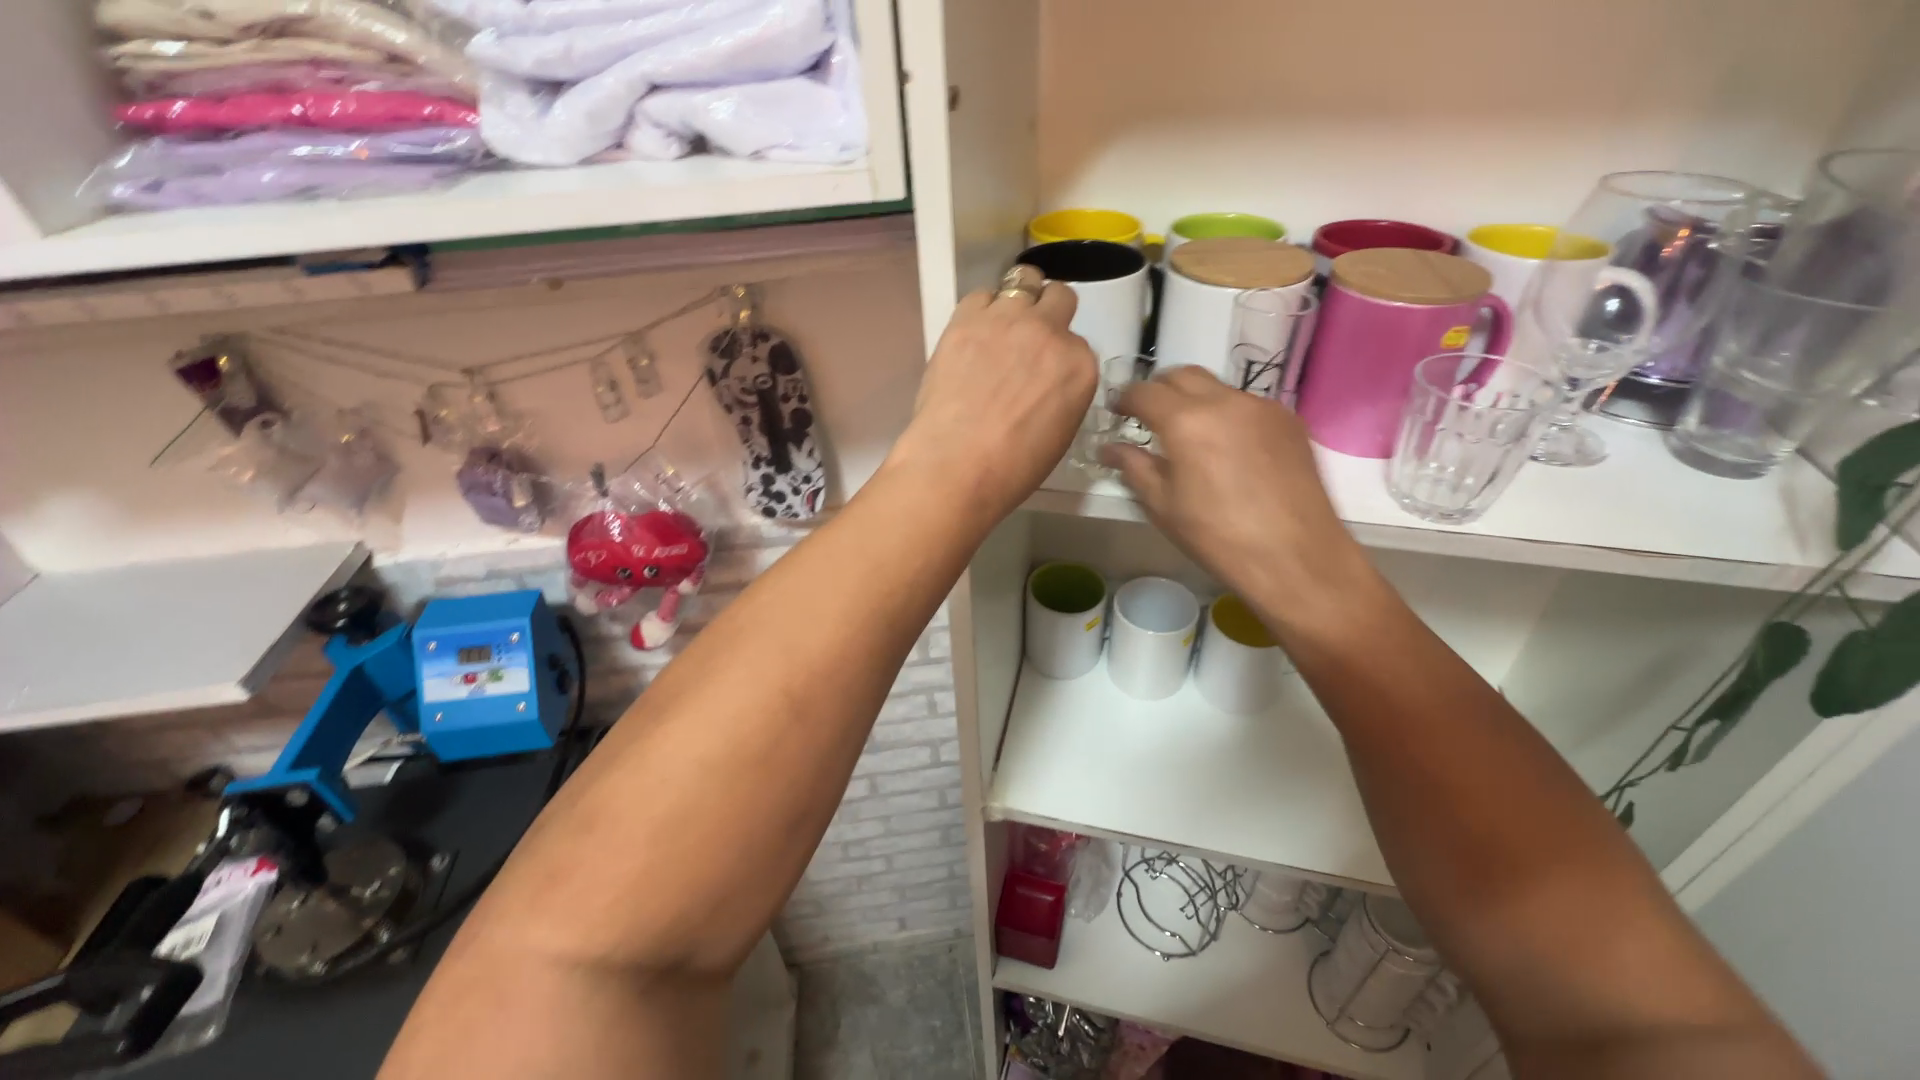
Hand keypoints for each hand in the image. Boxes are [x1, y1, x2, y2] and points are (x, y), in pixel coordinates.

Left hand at [887, 277, 1097, 521]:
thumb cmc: (1012, 468)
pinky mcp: (966, 319)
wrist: (957, 466)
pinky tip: (970, 336)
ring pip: (1023, 282)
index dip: (1058, 353)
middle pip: (1058, 297)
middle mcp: (1050, 333)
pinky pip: (980, 296)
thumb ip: (1062, 393)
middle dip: (1046, 312)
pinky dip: (979, 310)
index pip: (1078, 343)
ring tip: (997, 329)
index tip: (1042, 370)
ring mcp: (1008, 320)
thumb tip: (1044, 381)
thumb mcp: (1060, 433)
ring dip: (1015, 301)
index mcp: (1080, 367)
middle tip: (1026, 338)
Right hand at [1099, 368, 1378, 632]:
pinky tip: (1229, 448)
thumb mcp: (1164, 506)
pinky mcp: (1289, 421)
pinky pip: (1248, 405)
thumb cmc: (1218, 536)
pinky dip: (1228, 415)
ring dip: (1196, 400)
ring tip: (1191, 434)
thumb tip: (1109, 448)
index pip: (1144, 392)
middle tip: (1148, 416)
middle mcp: (1224, 401)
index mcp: (1186, 421)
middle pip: (1182, 376)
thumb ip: (1134, 467)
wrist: (1295, 555)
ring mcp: (1262, 407)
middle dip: (1160, 390)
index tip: (1117, 413)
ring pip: (1218, 388)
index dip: (1124, 399)